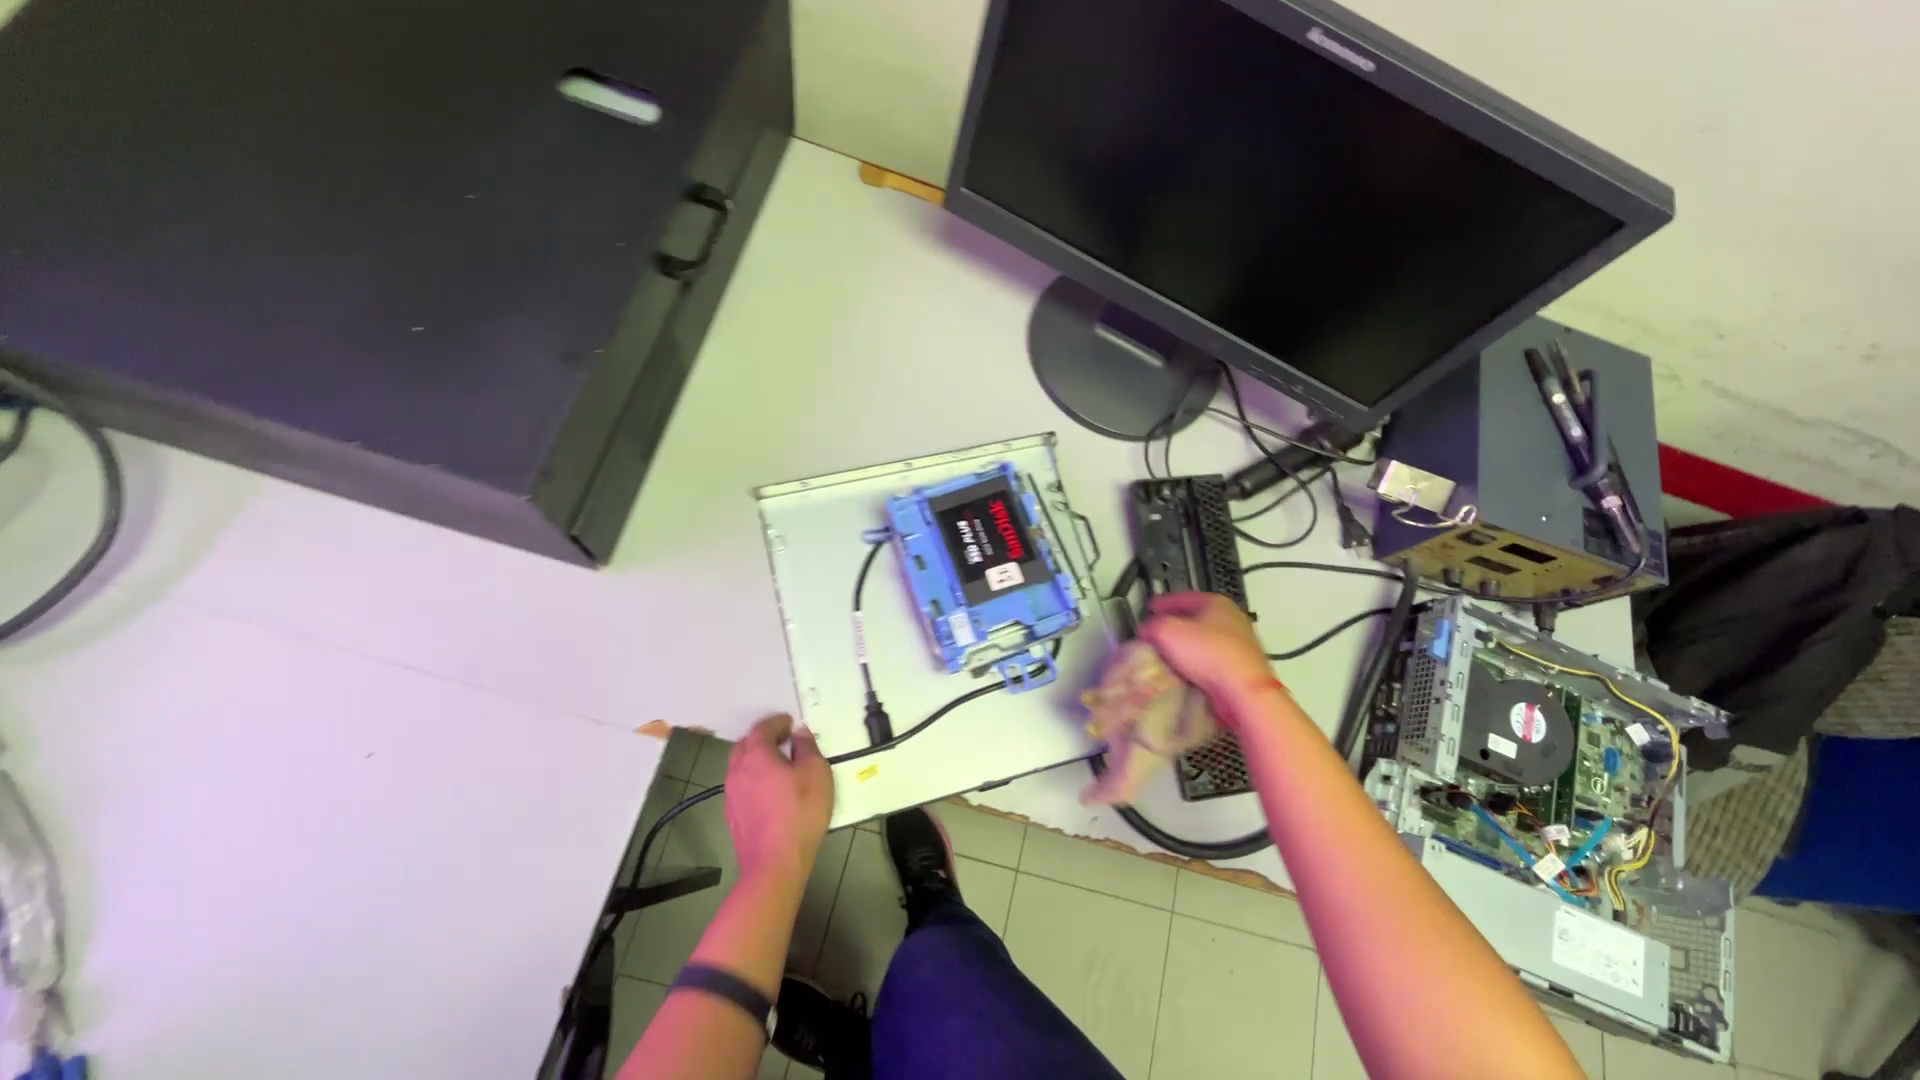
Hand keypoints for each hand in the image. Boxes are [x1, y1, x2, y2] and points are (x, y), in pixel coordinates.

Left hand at [724, 714, 832, 888]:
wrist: (774, 864)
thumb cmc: (800, 813)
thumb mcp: (816, 773)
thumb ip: (807, 747)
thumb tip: (799, 733)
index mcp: (756, 756)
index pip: (762, 729)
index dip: (777, 722)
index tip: (790, 722)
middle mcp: (737, 771)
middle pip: (745, 745)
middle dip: (762, 738)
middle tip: (783, 740)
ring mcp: (731, 795)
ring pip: (740, 767)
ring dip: (756, 760)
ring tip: (777, 766)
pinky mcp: (732, 816)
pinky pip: (741, 788)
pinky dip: (753, 780)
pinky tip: (769, 792)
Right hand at [1136, 592, 1279, 723]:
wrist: (1242, 690)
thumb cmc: (1210, 654)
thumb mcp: (1168, 632)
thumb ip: (1152, 625)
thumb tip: (1147, 629)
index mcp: (1216, 602)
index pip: (1184, 596)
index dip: (1163, 602)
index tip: (1151, 607)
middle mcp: (1233, 619)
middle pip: (1197, 617)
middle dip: (1176, 625)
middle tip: (1158, 632)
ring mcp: (1241, 643)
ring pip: (1206, 640)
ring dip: (1189, 646)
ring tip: (1170, 655)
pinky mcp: (1243, 666)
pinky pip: (1214, 660)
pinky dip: (1200, 663)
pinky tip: (1189, 673)